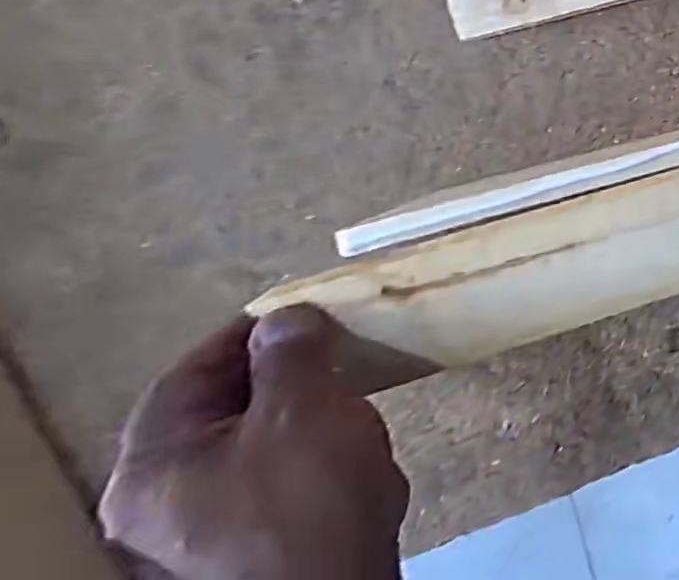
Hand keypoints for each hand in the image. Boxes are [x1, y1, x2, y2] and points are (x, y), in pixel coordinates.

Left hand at [100, 306, 408, 579]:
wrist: (334, 574)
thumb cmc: (307, 489)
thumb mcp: (302, 410)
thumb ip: (290, 358)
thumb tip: (286, 315)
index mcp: (154, 466)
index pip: (185, 378)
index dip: (239, 334)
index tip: (298, 305)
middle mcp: (162, 493)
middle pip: (211, 406)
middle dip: (270, 363)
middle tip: (328, 333)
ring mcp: (206, 512)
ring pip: (245, 430)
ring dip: (292, 393)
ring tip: (344, 367)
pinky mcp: (252, 520)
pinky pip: (270, 453)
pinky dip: (303, 424)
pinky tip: (343, 415)